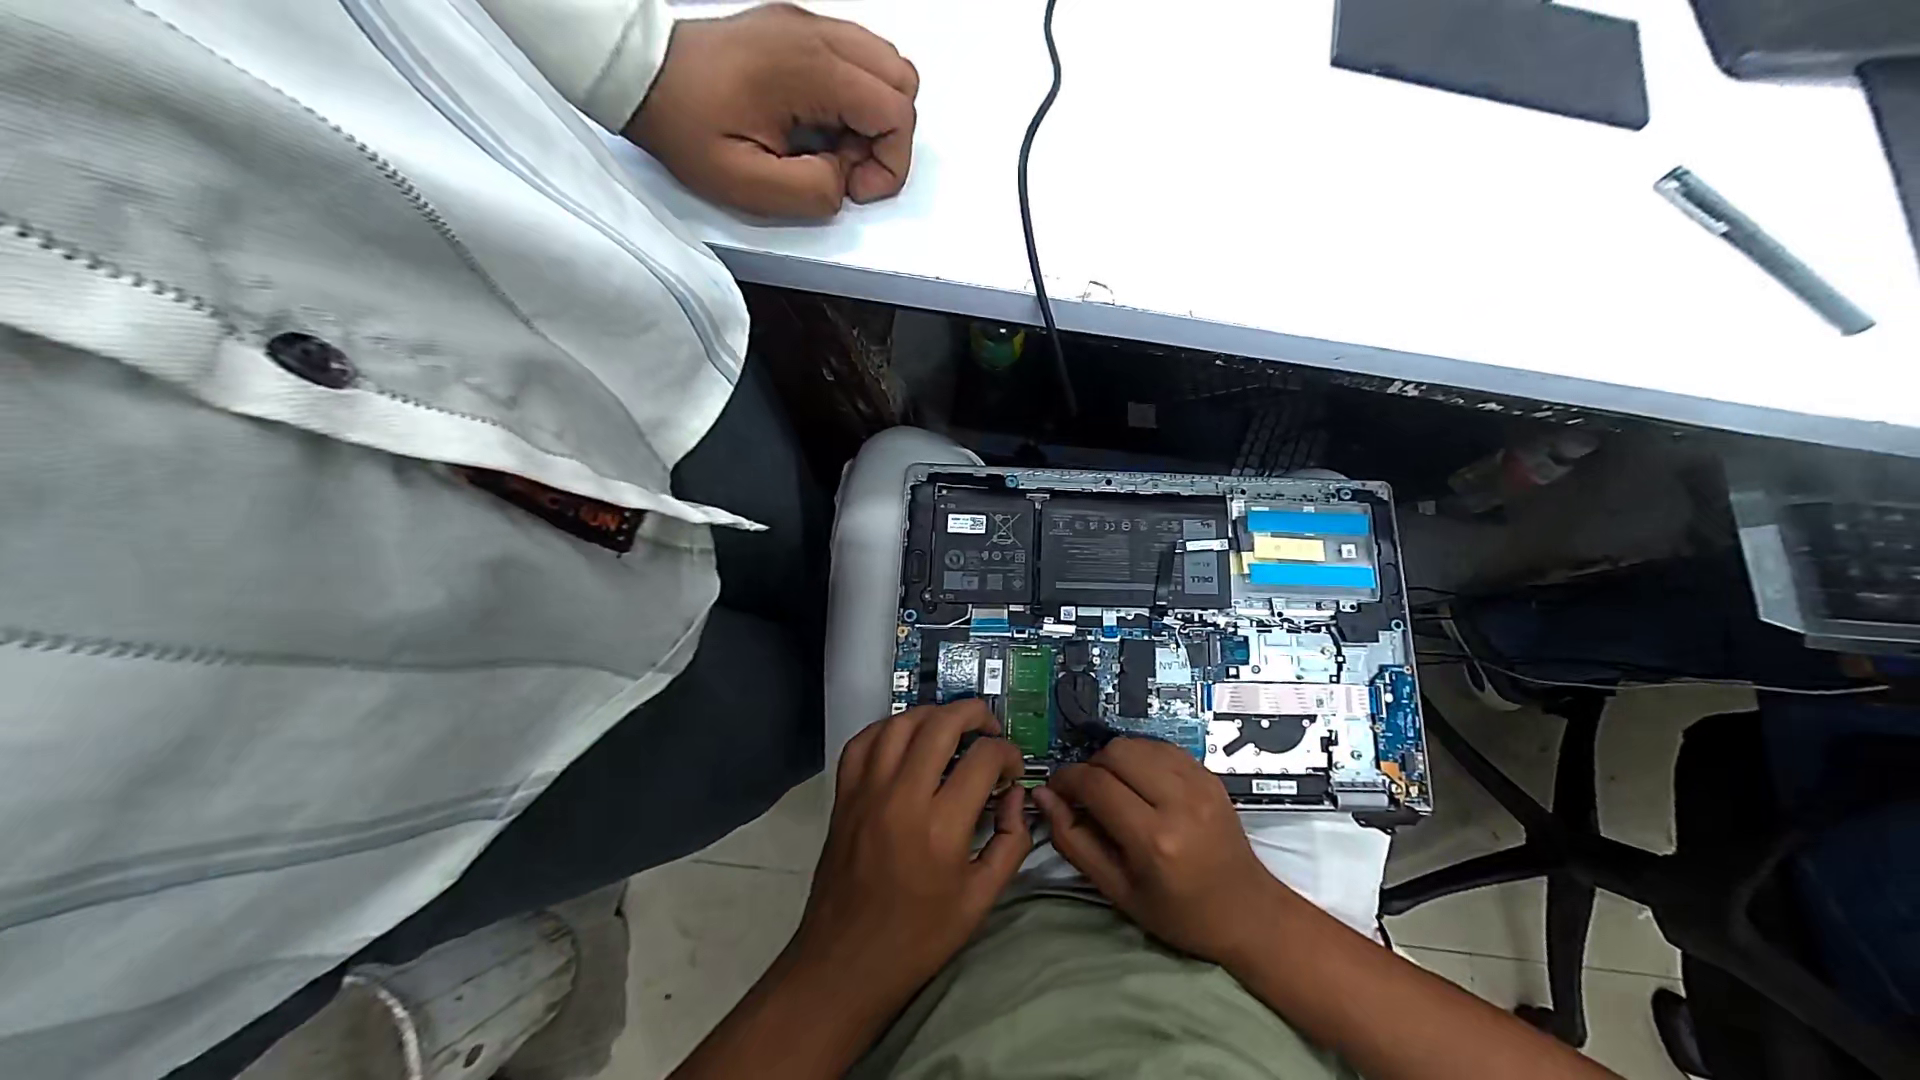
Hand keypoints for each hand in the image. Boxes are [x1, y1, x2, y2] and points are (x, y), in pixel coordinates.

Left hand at [627, 3, 918, 219]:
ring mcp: (808, 26)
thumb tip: (842, 180)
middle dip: (887, 138)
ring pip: (885, 67)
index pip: (897, 110)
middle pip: (902, 81)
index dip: (889, 162)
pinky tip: (821, 123)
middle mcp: (816, 34)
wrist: (643, 77)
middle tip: (847, 165)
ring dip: (873, 117)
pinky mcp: (798, 31)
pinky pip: (856, 59)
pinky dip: (855, 98)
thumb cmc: (686, 125)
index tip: (854, 186)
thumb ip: (811, 191)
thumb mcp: (747, 184)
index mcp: (810, 68)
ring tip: (833, 145)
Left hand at [787, 700, 1030, 1002]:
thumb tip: (1015, 795)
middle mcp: (901, 797)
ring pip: (900, 723)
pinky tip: (905, 738)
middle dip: (974, 714)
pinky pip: (863, 741)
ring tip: (951, 726)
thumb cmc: (919, 937)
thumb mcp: (981, 899)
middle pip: (941, 724)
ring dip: (932, 714)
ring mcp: (866, 791)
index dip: (1008, 754)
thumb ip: (1011, 842)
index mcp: (941, 827)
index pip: (983, 759)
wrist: (846, 962)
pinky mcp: (844, 795)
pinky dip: (887, 728)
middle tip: (989, 727)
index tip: (1012, 769)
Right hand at [1033, 737, 1289, 963]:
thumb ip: (1073, 840)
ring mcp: (1199, 784)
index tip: (1057, 791)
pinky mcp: (1209, 775)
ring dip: (1114, 759)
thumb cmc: (1178, 912)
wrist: (1247, 912)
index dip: (1066, 780)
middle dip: (1090, 767)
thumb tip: (1043, 797)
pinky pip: (1160, 746)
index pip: (1094, 784)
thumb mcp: (1116, 890)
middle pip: (1114, 753)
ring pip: (1136, 743)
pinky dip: (1140, 757)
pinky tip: (1139, 782)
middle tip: (1086, 793)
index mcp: (1155, 840)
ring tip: (1113, 787)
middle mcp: (1180, 803)